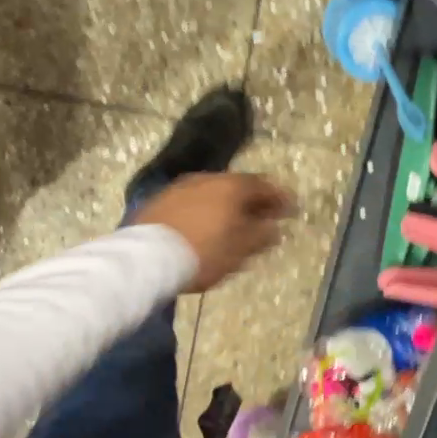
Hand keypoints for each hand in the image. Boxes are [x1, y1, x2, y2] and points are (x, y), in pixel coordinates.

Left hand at [135, 173, 295, 292]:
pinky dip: (203, 211)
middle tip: (261, 218)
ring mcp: (180, 188)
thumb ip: (261, 236)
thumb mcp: (239, 251)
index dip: (279, 198)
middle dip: (251, 202)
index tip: (289, 209)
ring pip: (211, 193)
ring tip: (232, 225)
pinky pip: (191, 202)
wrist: (147, 258)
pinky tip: (203, 227)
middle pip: (236, 187)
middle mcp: (206, 179)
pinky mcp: (159, 201)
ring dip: (225, 206)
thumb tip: (274, 228)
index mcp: (231, 187)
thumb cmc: (203, 254)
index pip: (263, 186)